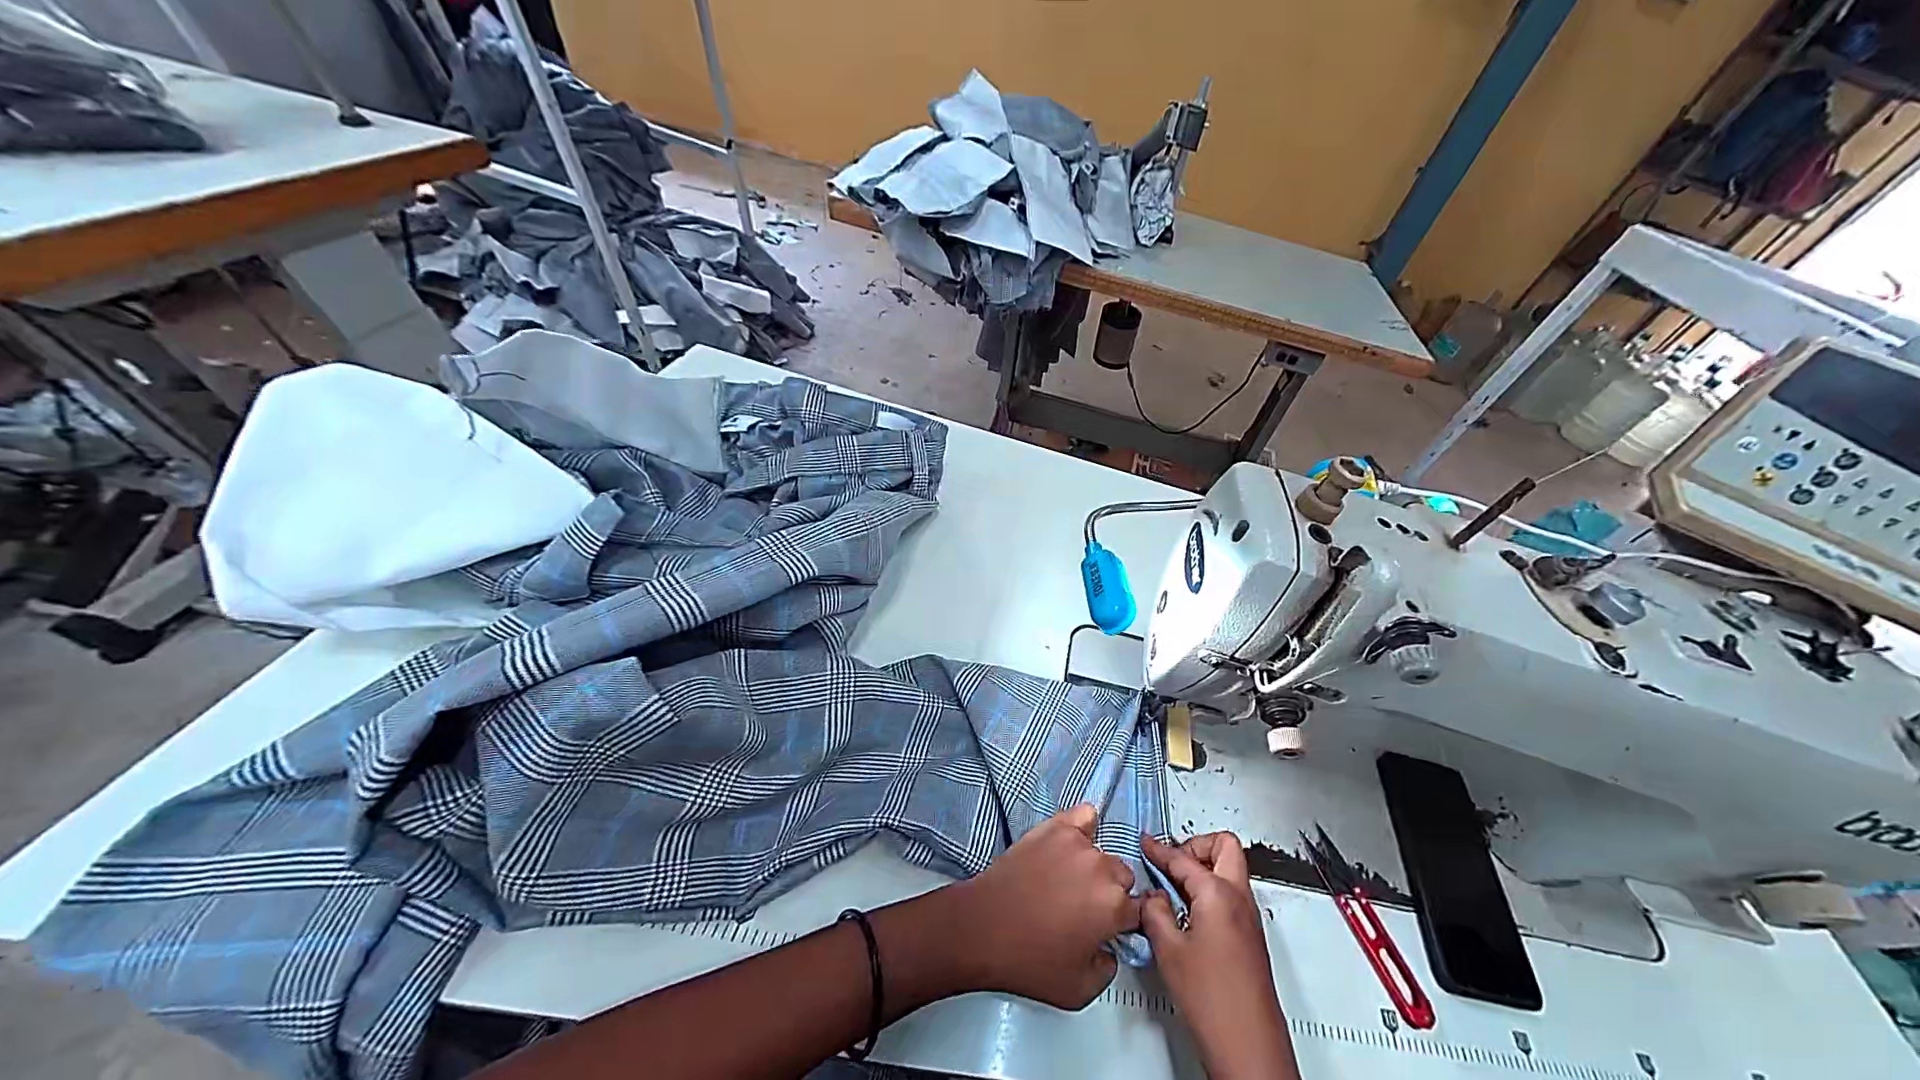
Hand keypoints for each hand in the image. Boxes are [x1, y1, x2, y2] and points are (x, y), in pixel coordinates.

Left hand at [939, 804, 1141, 1008]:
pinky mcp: (1054, 828)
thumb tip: (1110, 950)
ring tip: (1066, 881)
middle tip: (1082, 907)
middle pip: (1122, 878)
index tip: (1108, 928)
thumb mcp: (1080, 990)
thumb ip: (1108, 969)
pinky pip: (1083, 815)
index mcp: (1114, 907)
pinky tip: (1072, 842)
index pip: (1138, 911)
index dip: (1124, 923)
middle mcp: (1102, 870)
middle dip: (1110, 893)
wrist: (983, 927)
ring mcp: (1078, 844)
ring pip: (1102, 854)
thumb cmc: (1029, 960)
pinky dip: (1083, 826)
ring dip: (1093, 867)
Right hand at [1142, 832, 1297, 1079]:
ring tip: (1173, 885)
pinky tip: (1186, 912)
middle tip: (1170, 858)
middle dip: (1194, 845)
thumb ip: (1154, 912)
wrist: (1247, 1044)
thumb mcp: (1167, 949)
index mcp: (1219, 894)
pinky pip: (1230, 895)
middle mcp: (1240, 900)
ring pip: (1229, 870)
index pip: (1183, 857)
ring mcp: (1248, 918)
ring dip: (1203, 868)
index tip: (1148, 844)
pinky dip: (1208, 891)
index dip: (1159, 849)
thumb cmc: (1214, 1002)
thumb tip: (1152, 898)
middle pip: (1223, 846)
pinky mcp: (1249, 937)